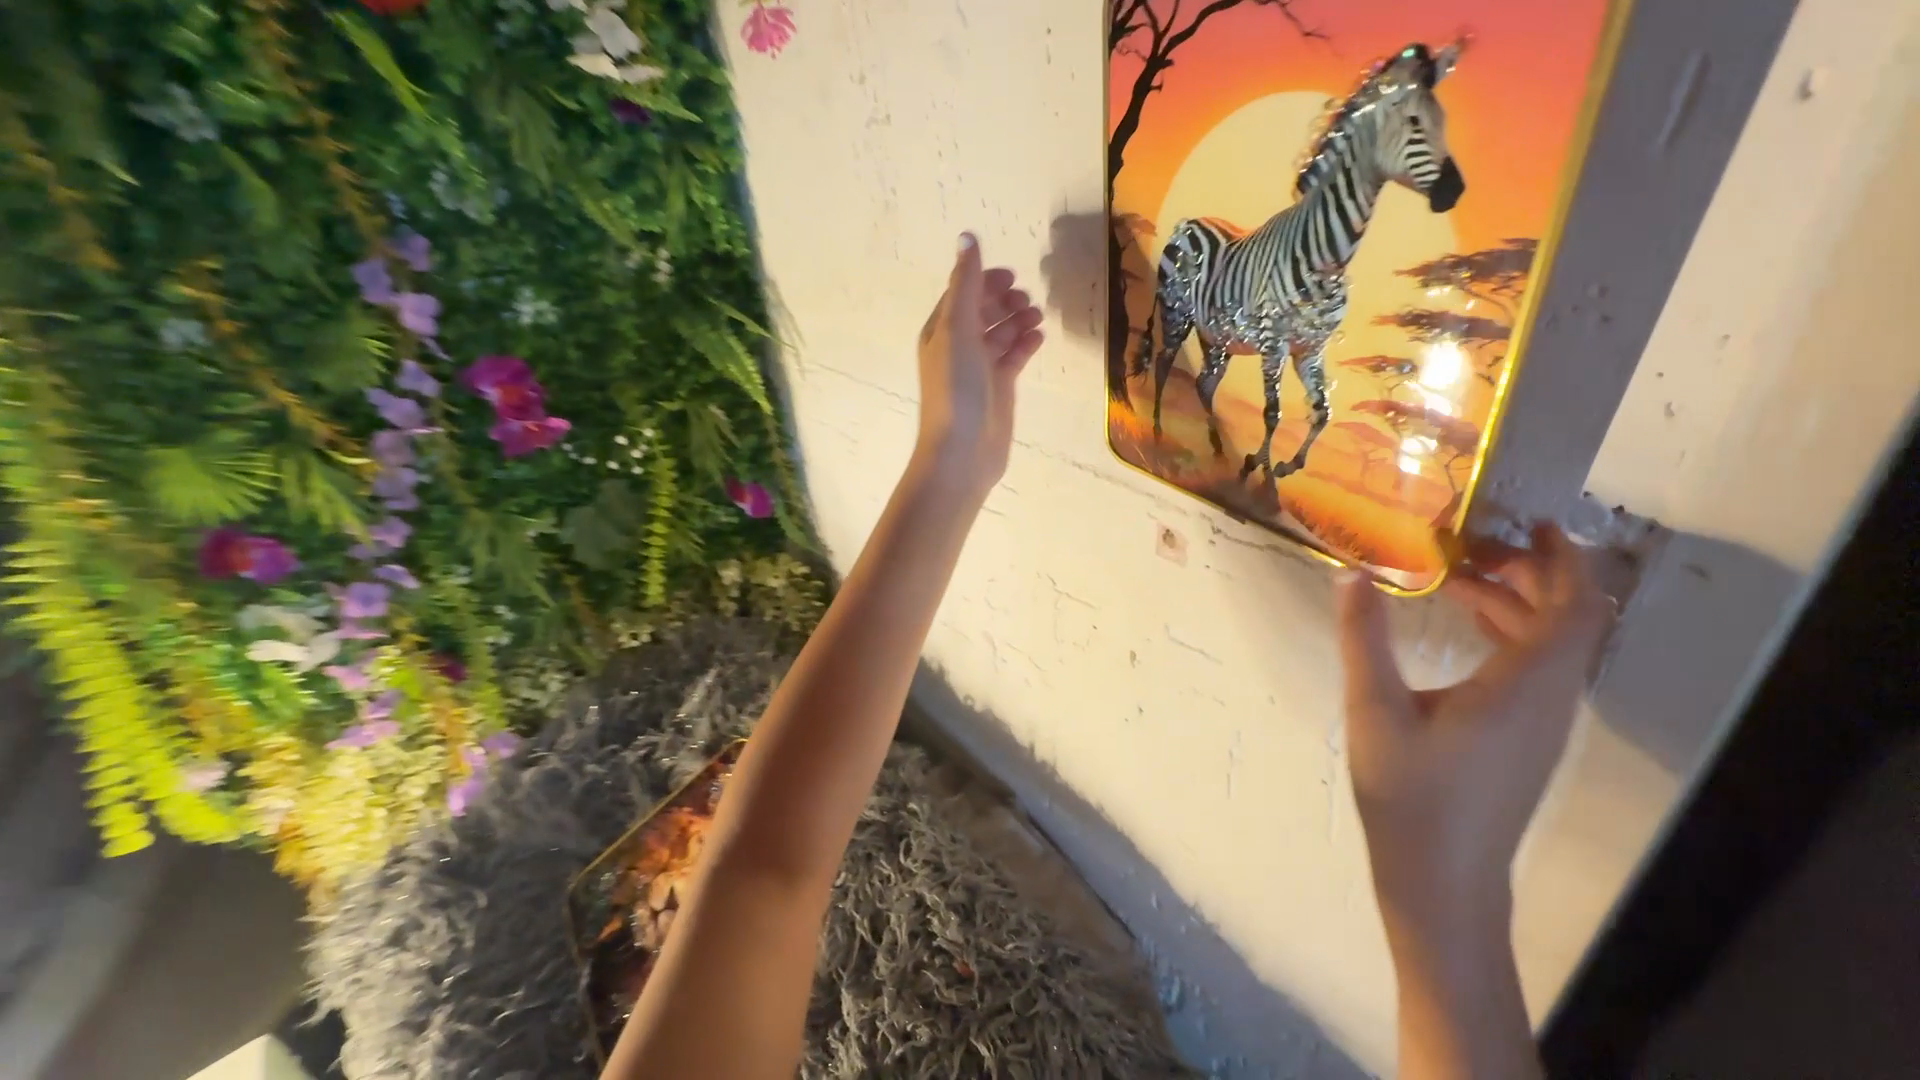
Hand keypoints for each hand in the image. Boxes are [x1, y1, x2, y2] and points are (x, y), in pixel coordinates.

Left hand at [912, 232, 1044, 501]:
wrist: (962, 450)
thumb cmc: (956, 387)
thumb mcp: (958, 329)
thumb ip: (966, 284)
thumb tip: (967, 237)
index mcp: (940, 331)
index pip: (962, 295)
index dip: (984, 281)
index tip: (1012, 275)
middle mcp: (958, 347)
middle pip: (983, 312)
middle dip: (1004, 300)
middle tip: (1027, 298)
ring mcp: (979, 369)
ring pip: (1001, 334)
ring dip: (1018, 320)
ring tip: (1037, 315)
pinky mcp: (999, 388)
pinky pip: (1013, 357)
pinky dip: (1026, 344)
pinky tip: (1039, 337)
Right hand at [1337, 524, 1612, 920]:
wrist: (1442, 879)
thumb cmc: (1410, 795)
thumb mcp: (1374, 710)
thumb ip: (1363, 638)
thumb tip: (1352, 573)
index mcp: (1525, 685)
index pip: (1576, 606)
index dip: (1565, 558)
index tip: (1534, 523)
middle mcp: (1551, 699)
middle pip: (1570, 620)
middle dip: (1533, 573)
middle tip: (1476, 547)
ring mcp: (1544, 723)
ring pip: (1554, 646)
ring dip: (1518, 605)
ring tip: (1460, 581)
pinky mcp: (1528, 739)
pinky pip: (1538, 670)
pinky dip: (1510, 636)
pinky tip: (1463, 632)